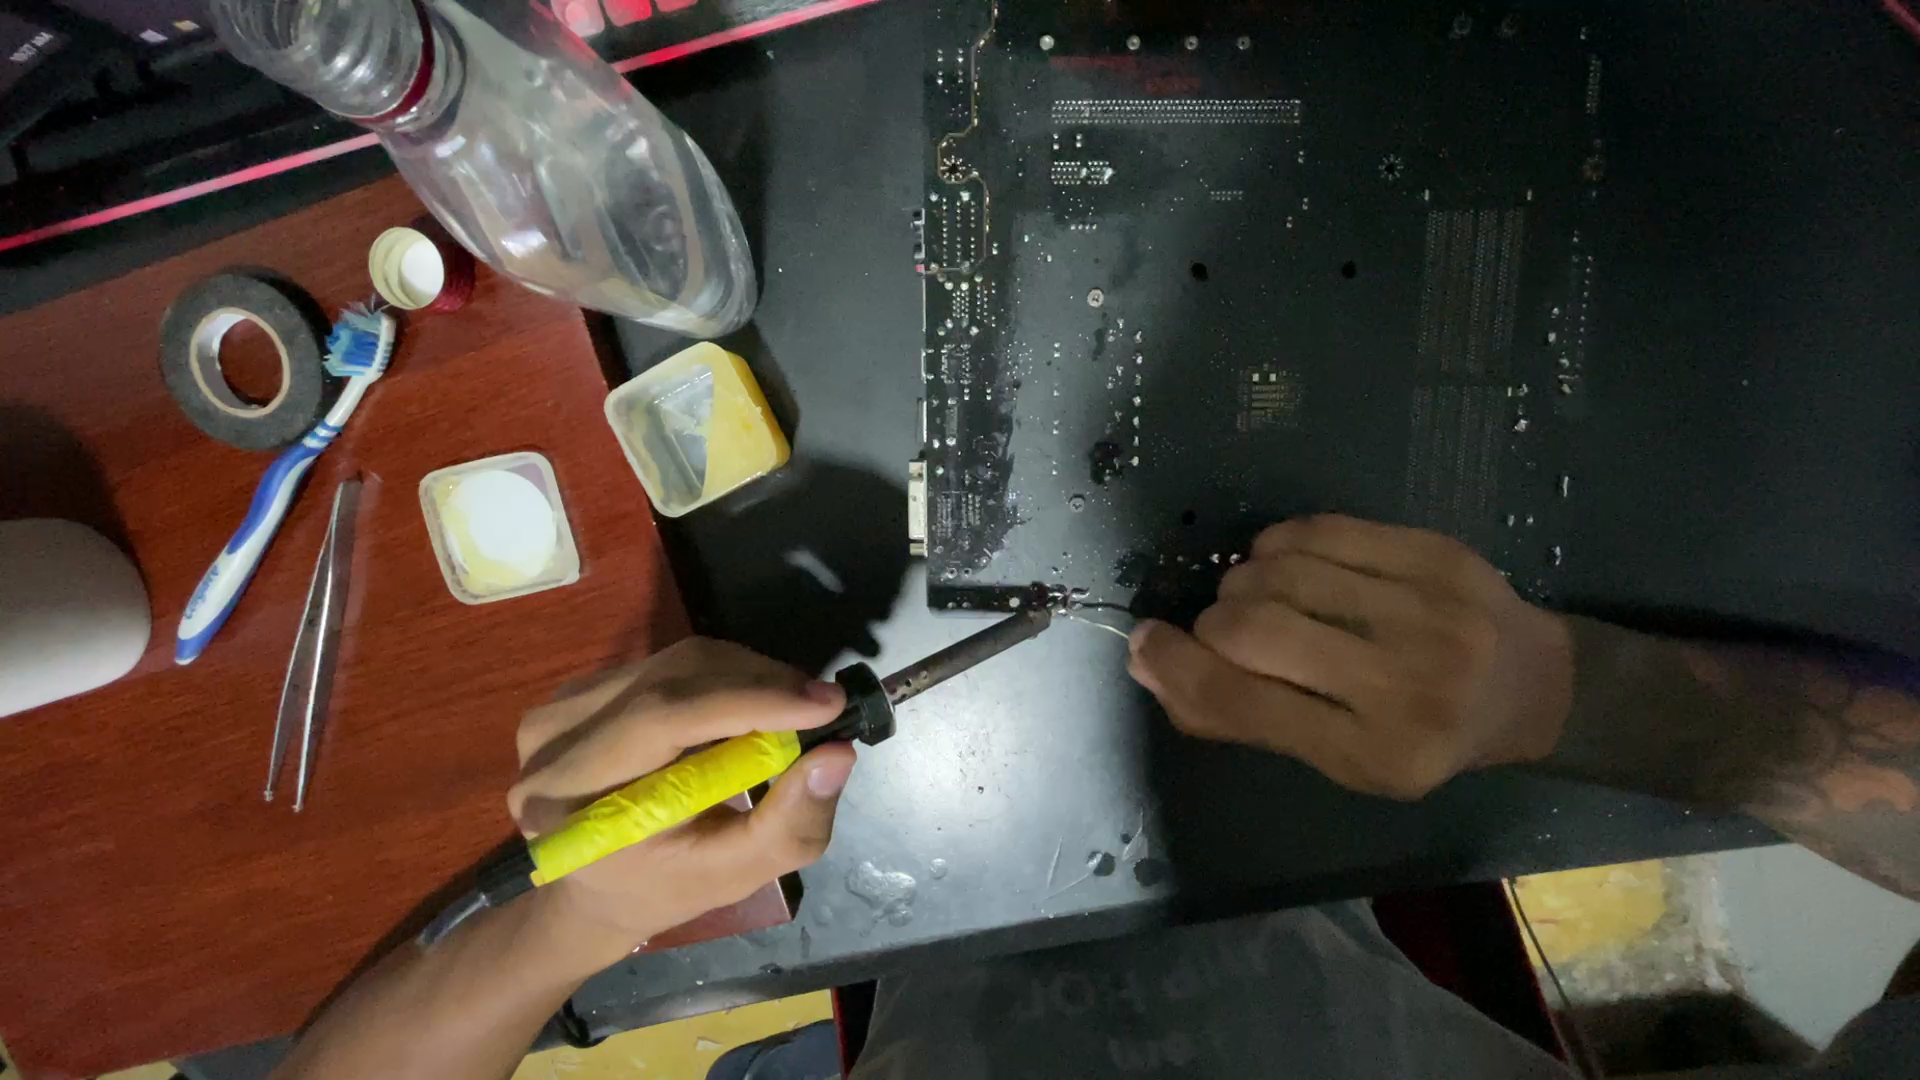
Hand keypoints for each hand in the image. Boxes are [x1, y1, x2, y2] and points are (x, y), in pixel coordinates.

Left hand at [507, 638, 856, 970]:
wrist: (599, 887)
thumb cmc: (665, 888)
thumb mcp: (734, 874)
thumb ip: (789, 825)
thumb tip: (838, 753)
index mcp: (571, 799)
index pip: (663, 719)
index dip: (750, 702)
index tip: (827, 703)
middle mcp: (554, 740)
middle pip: (676, 676)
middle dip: (763, 684)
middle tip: (824, 705)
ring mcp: (565, 705)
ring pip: (682, 660)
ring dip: (752, 675)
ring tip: (794, 708)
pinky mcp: (589, 686)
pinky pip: (676, 662)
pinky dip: (729, 674)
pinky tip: (751, 704)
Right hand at [1127, 515, 1573, 798]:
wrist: (1534, 688)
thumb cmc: (1417, 735)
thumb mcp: (1330, 755)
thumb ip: (1236, 714)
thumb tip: (1145, 658)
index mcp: (1374, 753)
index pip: (1242, 702)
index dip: (1174, 666)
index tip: (1144, 640)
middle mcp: (1406, 685)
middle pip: (1251, 627)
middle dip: (1214, 623)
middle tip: (1228, 631)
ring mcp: (1427, 611)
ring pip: (1277, 571)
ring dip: (1244, 582)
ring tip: (1265, 598)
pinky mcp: (1433, 553)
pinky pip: (1313, 530)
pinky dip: (1277, 546)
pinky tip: (1290, 565)